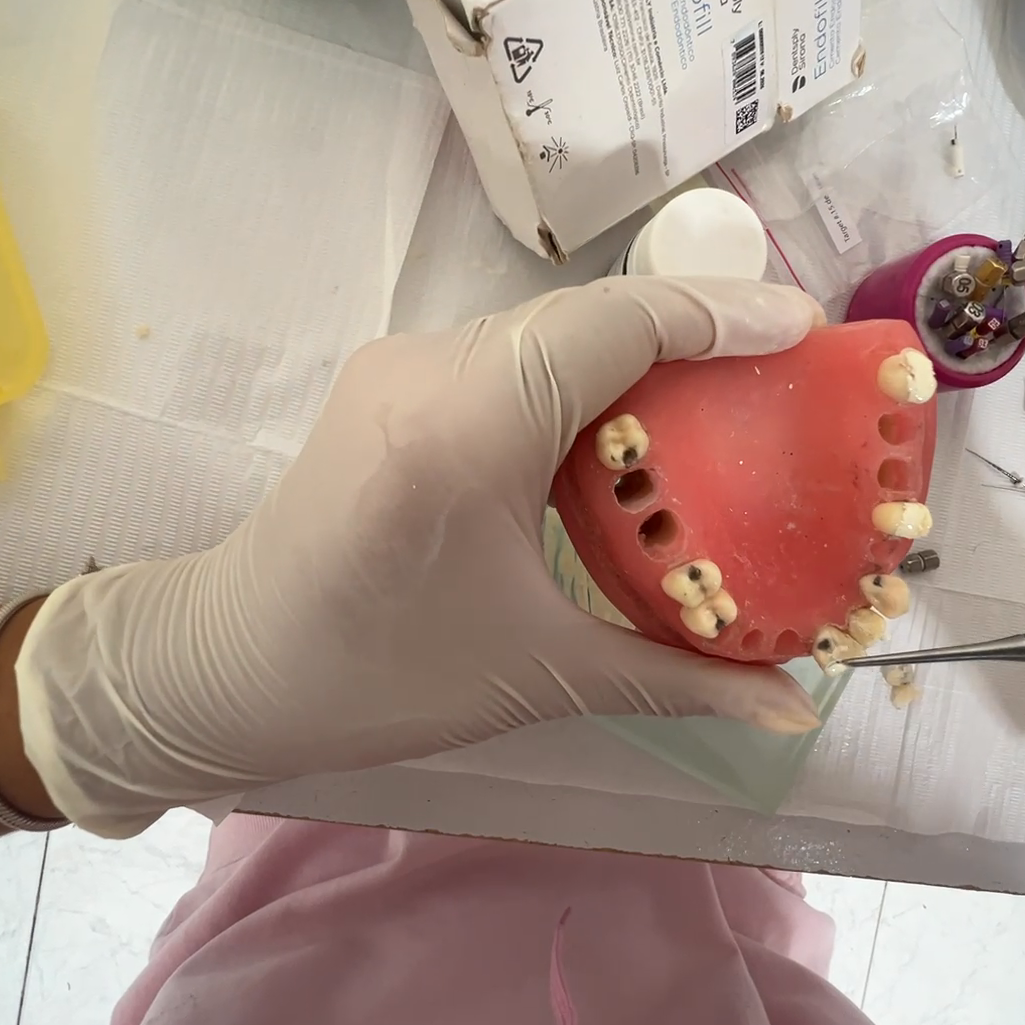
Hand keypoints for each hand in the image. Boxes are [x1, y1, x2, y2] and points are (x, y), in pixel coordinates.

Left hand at [14, 278, 826, 836]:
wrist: (223, 666)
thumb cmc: (376, 679)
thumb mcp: (539, 676)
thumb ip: (678, 680)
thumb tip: (795, 710)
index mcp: (468, 427)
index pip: (616, 325)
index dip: (721, 313)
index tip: (802, 330)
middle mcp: (432, 367)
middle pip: (589, 316)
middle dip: (692, 328)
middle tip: (774, 371)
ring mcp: (403, 362)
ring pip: (550, 328)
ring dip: (637, 350)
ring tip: (716, 392)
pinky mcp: (392, 378)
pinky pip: (512, 352)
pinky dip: (584, 373)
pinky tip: (623, 421)